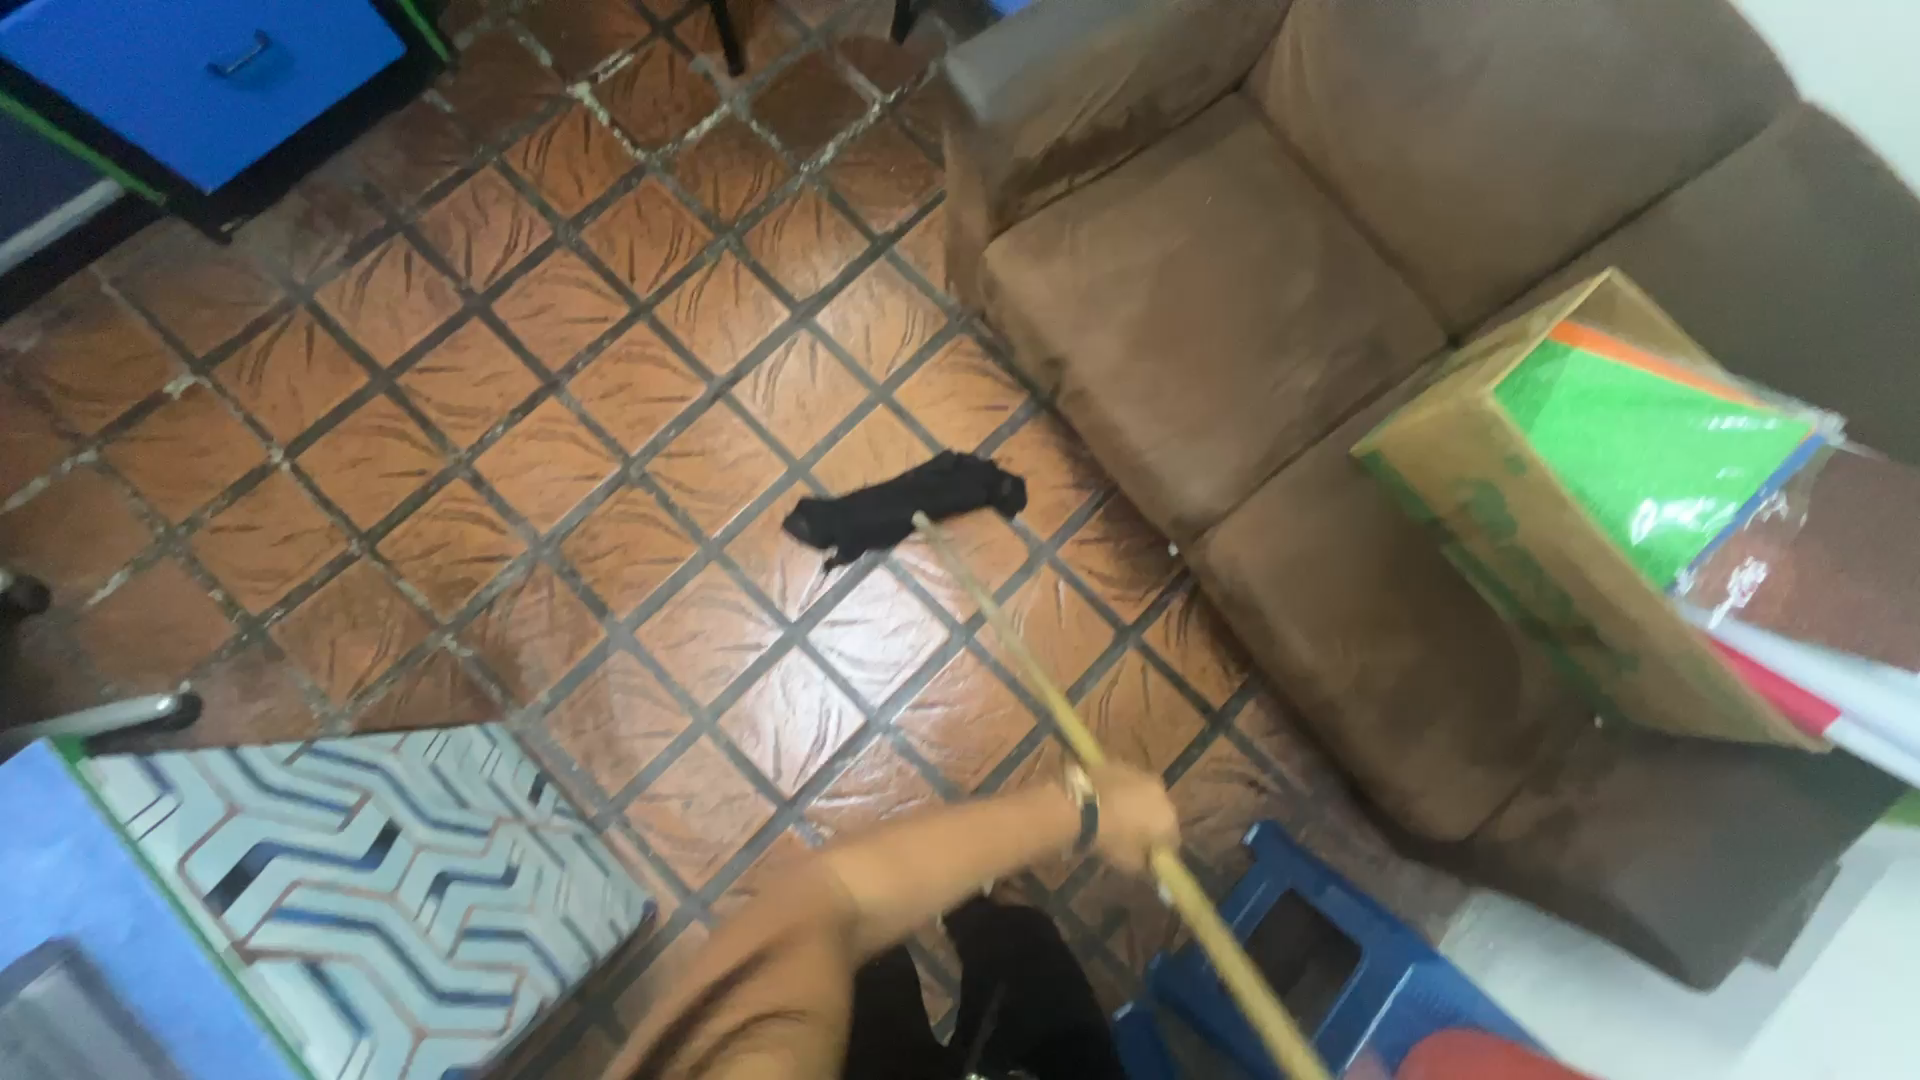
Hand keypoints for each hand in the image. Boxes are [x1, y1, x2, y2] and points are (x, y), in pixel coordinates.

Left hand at [1083, 762, 1179, 873]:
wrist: (1080, 803)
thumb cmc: (1110, 837)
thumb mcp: (1130, 863)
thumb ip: (1147, 865)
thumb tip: (1150, 864)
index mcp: (1169, 818)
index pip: (1173, 841)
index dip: (1160, 851)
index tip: (1147, 857)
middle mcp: (1161, 793)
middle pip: (1160, 813)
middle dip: (1150, 824)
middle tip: (1131, 836)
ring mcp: (1141, 774)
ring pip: (1144, 795)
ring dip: (1136, 804)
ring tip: (1116, 816)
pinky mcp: (1120, 762)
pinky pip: (1126, 782)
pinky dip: (1121, 791)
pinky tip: (1105, 800)